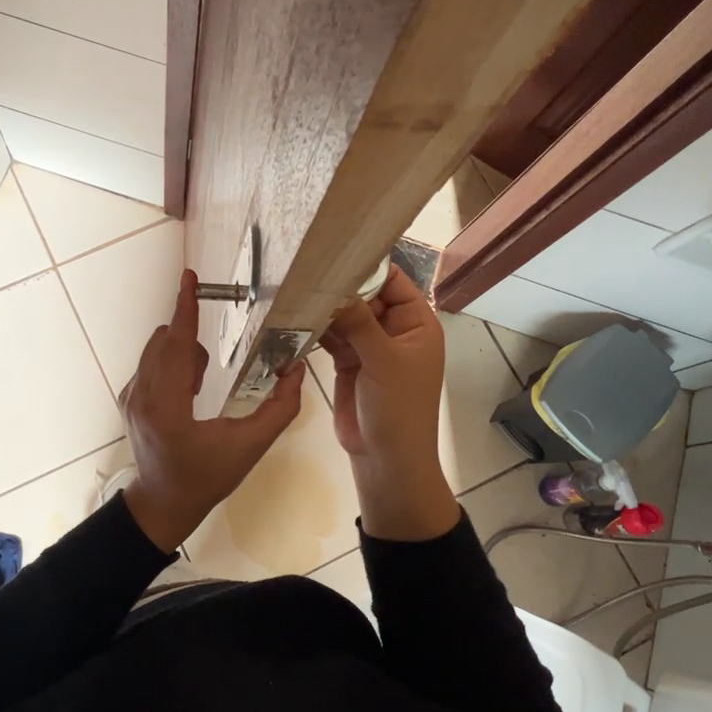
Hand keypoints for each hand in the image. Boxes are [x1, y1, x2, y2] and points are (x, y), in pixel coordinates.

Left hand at [120, 270, 305, 552]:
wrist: (164, 503)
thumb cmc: (208, 477)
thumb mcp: (250, 446)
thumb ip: (279, 408)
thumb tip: (295, 369)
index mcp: (167, 406)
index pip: (177, 345)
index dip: (186, 309)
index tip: (189, 279)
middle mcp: (141, 394)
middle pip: (166, 340)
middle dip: (193, 341)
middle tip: (214, 372)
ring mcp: (131, 396)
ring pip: (157, 349)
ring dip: (184, 353)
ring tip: (203, 386)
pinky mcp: (128, 398)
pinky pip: (150, 363)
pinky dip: (172, 364)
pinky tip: (189, 393)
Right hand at [320, 265, 458, 540]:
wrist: (386, 459)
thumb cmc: (398, 408)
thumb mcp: (383, 361)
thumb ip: (359, 321)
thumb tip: (336, 287)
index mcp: (416, 324)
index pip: (393, 282)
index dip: (367, 268)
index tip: (334, 252)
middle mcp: (395, 330)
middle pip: (365, 296)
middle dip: (339, 287)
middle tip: (305, 270)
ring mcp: (370, 346)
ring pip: (346, 316)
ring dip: (325, 308)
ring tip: (294, 290)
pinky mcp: (349, 362)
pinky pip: (332, 336)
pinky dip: (317, 329)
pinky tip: (295, 316)